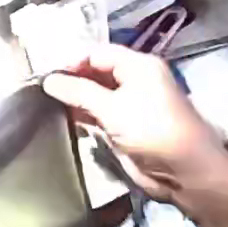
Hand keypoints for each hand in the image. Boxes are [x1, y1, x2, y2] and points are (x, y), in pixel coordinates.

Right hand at [42, 44, 227, 214]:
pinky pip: (97, 112)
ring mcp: (128, 103)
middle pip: (94, 71)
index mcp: (138, 66)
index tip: (47, 76)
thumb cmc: (152, 131)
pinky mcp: (123, 124)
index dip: (71, 62)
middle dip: (71, 79)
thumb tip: (48, 80)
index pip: (96, 53)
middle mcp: (134, 79)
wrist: (184, 173)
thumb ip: (77, 92)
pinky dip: (81, 113)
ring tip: (48, 102)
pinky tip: (64, 117)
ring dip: (74, 97)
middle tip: (43, 89)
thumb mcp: (112, 108)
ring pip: (94, 92)